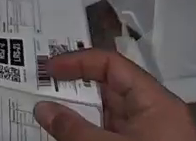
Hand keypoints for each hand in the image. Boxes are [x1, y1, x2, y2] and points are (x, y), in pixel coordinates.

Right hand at [36, 50, 195, 140]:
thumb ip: (75, 129)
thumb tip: (41, 108)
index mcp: (155, 101)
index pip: (111, 64)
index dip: (77, 62)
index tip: (48, 71)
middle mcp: (155, 115)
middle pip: (108, 89)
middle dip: (74, 89)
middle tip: (42, 88)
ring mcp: (152, 137)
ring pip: (109, 116)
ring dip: (80, 115)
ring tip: (50, 114)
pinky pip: (113, 135)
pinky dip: (91, 134)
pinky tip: (70, 137)